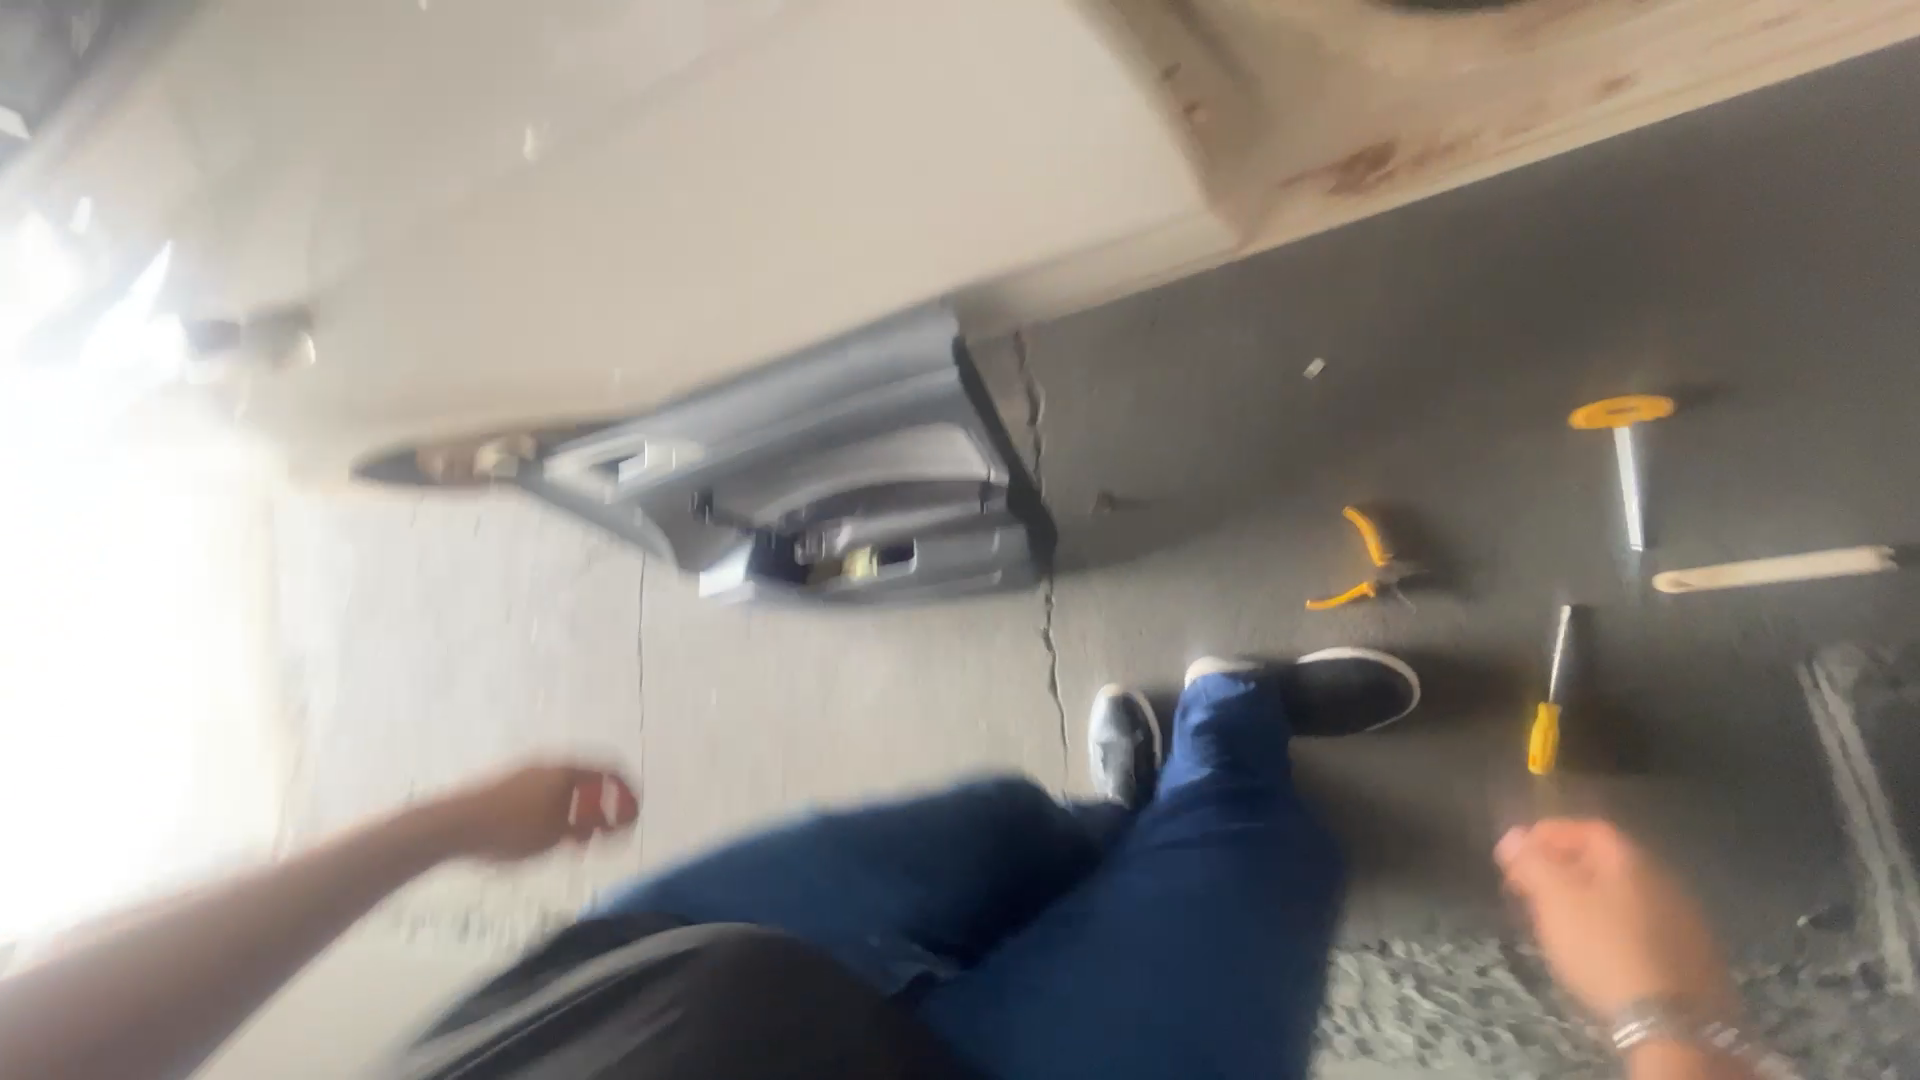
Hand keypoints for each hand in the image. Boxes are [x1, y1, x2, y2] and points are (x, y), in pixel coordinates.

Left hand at [416, 763, 639, 862]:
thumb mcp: (557, 835)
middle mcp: (550, 765)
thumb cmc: (511, 829)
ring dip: (575, 814)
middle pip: (587, 781)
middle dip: (599, 807)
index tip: (633, 814)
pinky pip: (544, 797)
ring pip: (564, 791)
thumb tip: (613, 824)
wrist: (449, 827)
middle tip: (602, 834)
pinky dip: (554, 814)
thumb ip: (589, 828)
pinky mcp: (505, 788)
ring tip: (571, 844)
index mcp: (568, 769)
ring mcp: (525, 774)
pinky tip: (543, 840)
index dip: (626, 792)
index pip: (610, 772)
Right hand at [1494, 819, 1736, 1019]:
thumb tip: (1513, 835)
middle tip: (1529, 886)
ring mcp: (1685, 919)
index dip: (1546, 834)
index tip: (1516, 854)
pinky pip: (1640, 922)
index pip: (1585, 828)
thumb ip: (1530, 861)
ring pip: (1622, 893)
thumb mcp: (1553, 898)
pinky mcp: (1693, 955)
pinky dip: (1611, 922)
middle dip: (1561, 867)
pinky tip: (1594, 944)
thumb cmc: (1603, 947)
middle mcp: (1664, 880)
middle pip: (1604, 860)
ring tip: (1555, 918)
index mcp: (1631, 860)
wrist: (1675, 1025)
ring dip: (1585, 897)